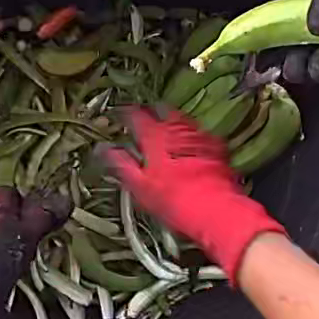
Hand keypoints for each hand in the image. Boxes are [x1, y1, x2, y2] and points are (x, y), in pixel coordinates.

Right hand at [95, 108, 284, 282]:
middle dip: (151, 113)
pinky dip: (189, 136)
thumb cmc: (172, 199)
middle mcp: (176, 127)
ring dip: (171, 123)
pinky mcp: (216, 144)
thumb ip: (121, 163)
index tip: (119, 116)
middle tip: (143, 124)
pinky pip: (198, 133)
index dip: (125, 112)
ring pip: (181, 119)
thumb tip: (103, 148)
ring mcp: (198, 133)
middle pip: (161, 109)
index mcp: (154, 135)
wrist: (215, 209)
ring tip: (165, 135)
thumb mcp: (139, 186)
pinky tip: (188, 148)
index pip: (136, 114)